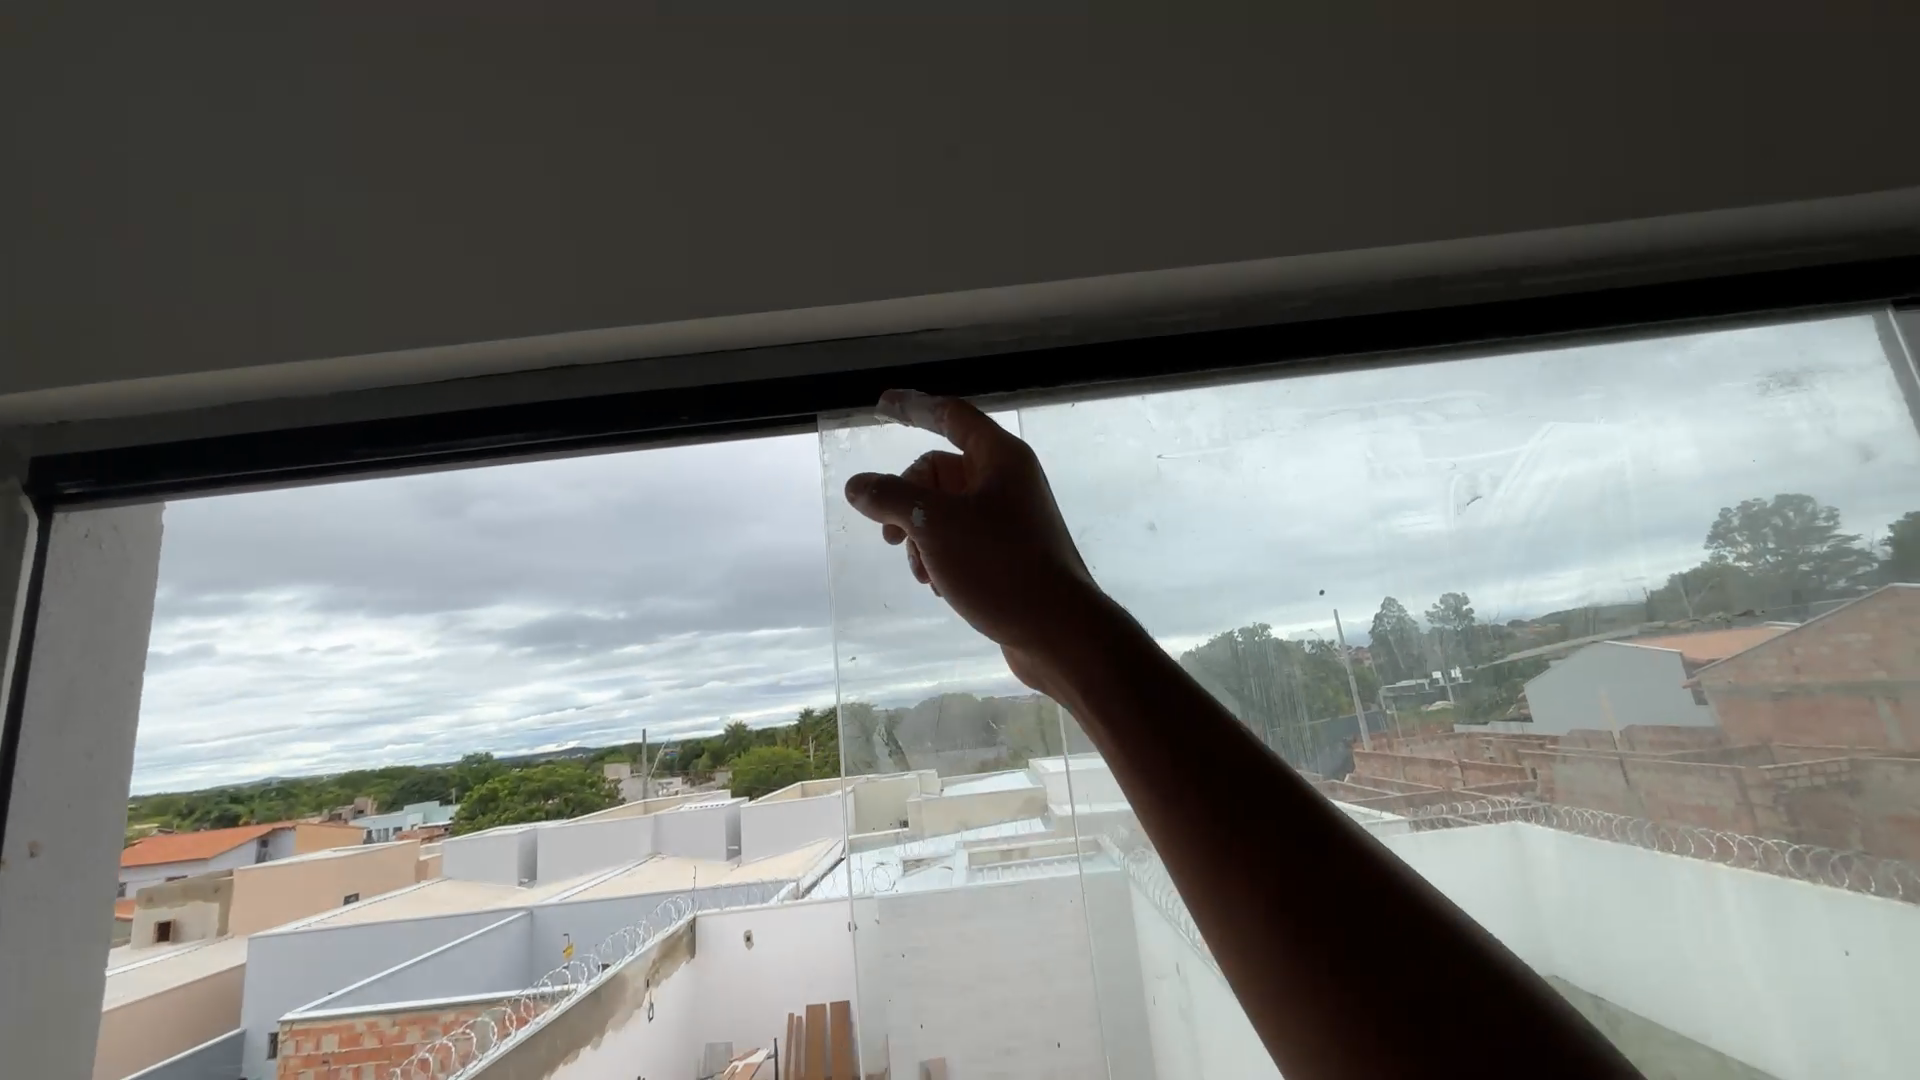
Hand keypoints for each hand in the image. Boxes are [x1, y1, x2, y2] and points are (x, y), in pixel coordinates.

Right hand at [844, 390, 1103, 691]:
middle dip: (908, 502)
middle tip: (891, 537)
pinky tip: (939, 586)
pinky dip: (942, 557)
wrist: (1059, 632)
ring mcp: (1012, 520)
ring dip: (922, 538)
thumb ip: (891, 498)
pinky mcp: (1011, 555)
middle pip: (941, 472)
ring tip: (921, 573)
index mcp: (1000, 458)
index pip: (950, 416)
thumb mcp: (935, 526)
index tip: (881, 405)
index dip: (913, 407)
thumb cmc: (1000, 565)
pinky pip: (963, 541)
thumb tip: (859, 485)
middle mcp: (1009, 481)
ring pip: (948, 512)